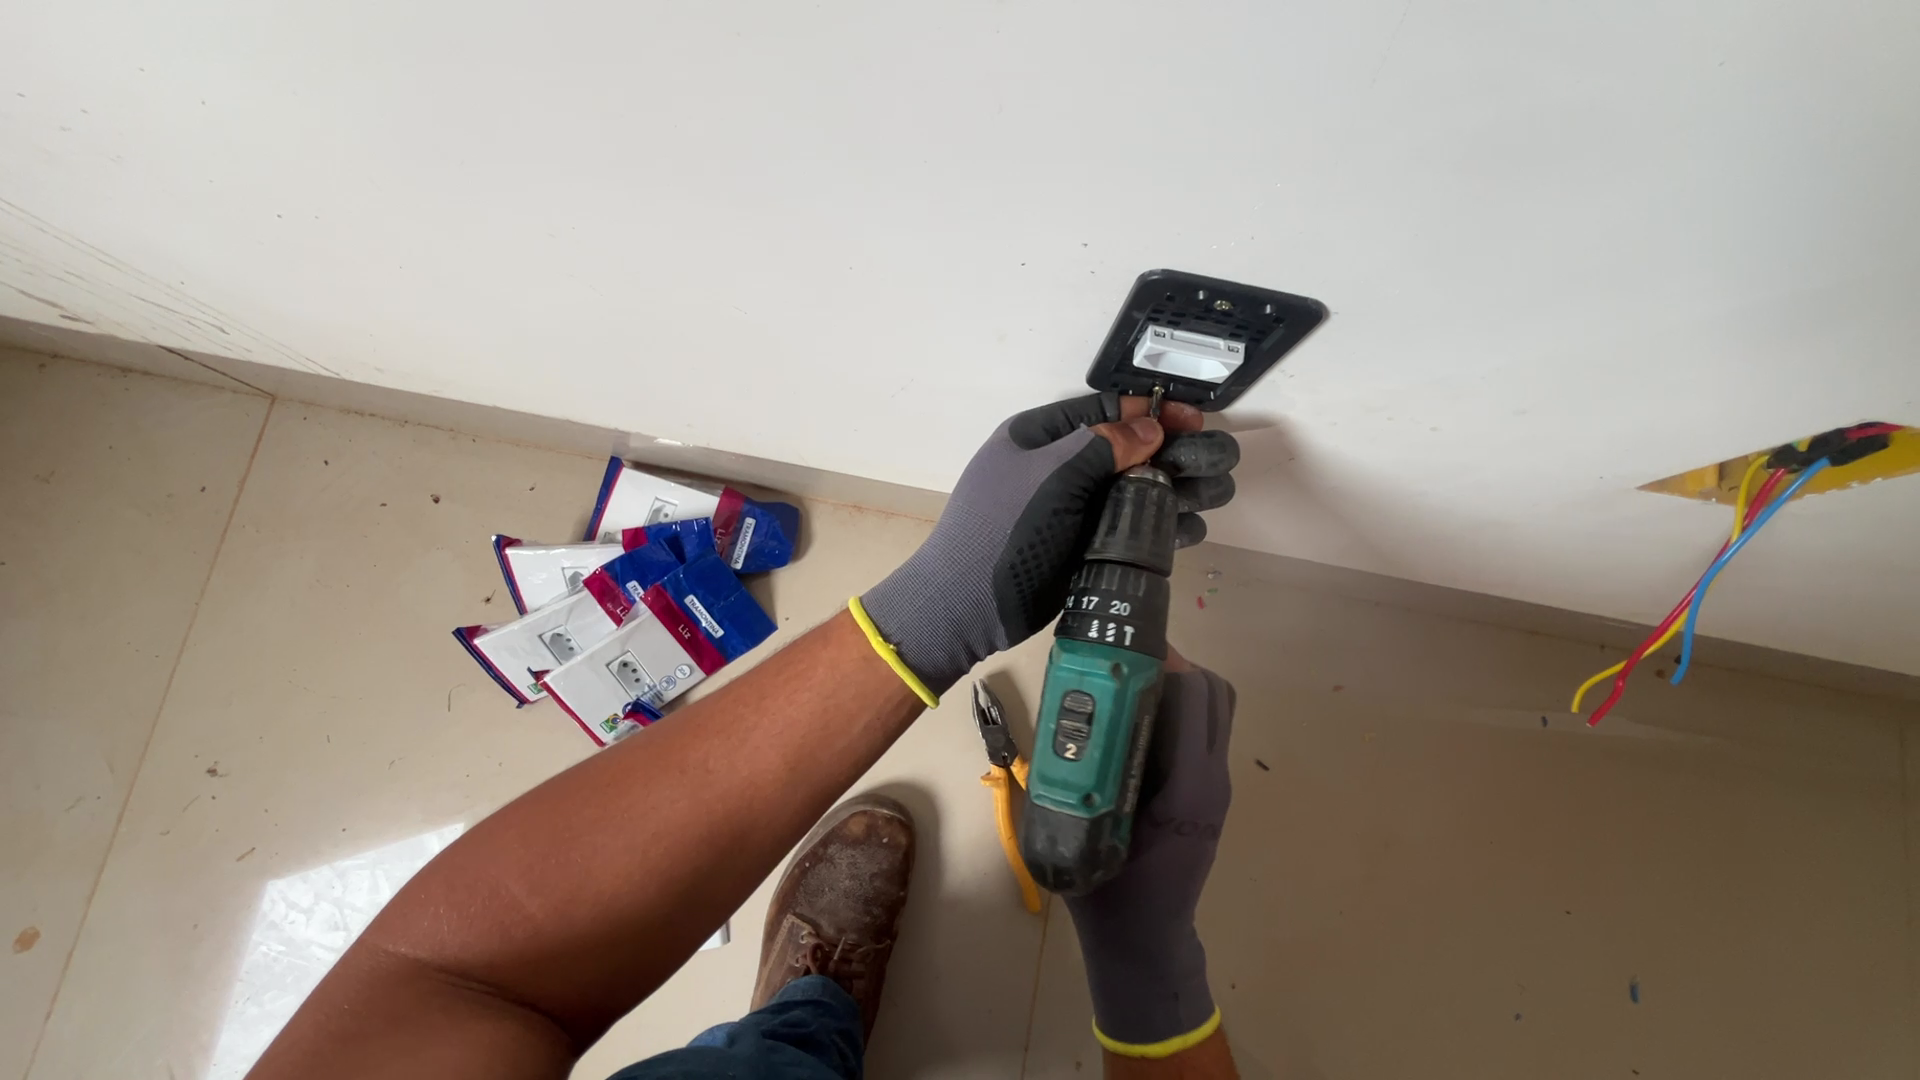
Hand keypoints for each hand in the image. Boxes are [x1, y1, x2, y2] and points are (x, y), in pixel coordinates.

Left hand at [859, 393, 1238, 696]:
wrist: (967, 603)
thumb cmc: (1004, 528)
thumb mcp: (1050, 475)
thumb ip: (1102, 445)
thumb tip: (1150, 427)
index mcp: (1041, 438)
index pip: (1105, 412)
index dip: (1153, 413)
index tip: (1195, 420)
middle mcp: (1058, 469)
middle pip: (1127, 451)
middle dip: (1174, 453)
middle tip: (1218, 461)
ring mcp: (1070, 511)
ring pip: (1132, 491)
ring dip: (1175, 490)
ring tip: (1217, 493)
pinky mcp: (1081, 547)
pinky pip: (1126, 528)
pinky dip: (1159, 526)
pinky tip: (1191, 528)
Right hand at [1064, 661, 1235, 1052]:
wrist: (1146, 941)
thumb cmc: (1108, 892)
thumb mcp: (1082, 830)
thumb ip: (1071, 776)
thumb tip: (1059, 714)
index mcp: (1186, 790)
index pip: (1194, 702)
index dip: (1167, 665)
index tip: (1126, 647)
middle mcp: (1211, 781)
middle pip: (1216, 694)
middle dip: (1177, 666)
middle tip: (1128, 660)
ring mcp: (1217, 786)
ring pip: (1218, 709)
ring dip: (1184, 684)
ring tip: (1134, 680)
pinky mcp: (1212, 791)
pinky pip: (1208, 730)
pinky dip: (1183, 708)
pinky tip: (1138, 715)